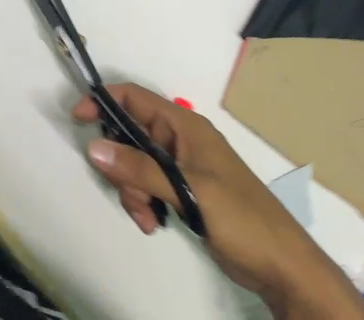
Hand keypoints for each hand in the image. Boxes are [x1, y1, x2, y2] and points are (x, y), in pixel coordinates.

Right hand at [74, 85, 363, 317]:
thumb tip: (93, 147)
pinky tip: (153, 223)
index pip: (133, 97)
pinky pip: (146, 185)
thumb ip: (139, 169)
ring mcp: (181, 167)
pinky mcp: (183, 191)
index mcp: (184, 127)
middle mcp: (180, 141)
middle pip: (127, 135)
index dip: (102, 101)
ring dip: (131, 190)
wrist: (284, 267)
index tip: (78, 120)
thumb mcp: (188, 190)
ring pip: (133, 164)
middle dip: (119, 164)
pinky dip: (142, 202)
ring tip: (146, 217)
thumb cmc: (242, 218)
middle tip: (126, 191)